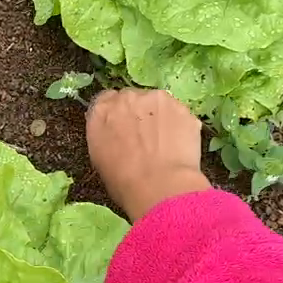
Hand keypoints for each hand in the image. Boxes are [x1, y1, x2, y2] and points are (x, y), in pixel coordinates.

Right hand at [86, 88, 211, 222]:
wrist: (160, 186)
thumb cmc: (122, 180)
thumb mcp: (98, 156)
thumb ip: (103, 132)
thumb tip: (112, 129)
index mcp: (102, 110)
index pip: (105, 100)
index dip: (113, 116)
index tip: (119, 129)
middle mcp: (128, 97)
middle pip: (132, 98)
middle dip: (136, 113)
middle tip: (142, 138)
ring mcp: (159, 100)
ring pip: (158, 104)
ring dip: (158, 117)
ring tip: (162, 143)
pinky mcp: (184, 109)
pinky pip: (178, 115)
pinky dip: (177, 126)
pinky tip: (177, 147)